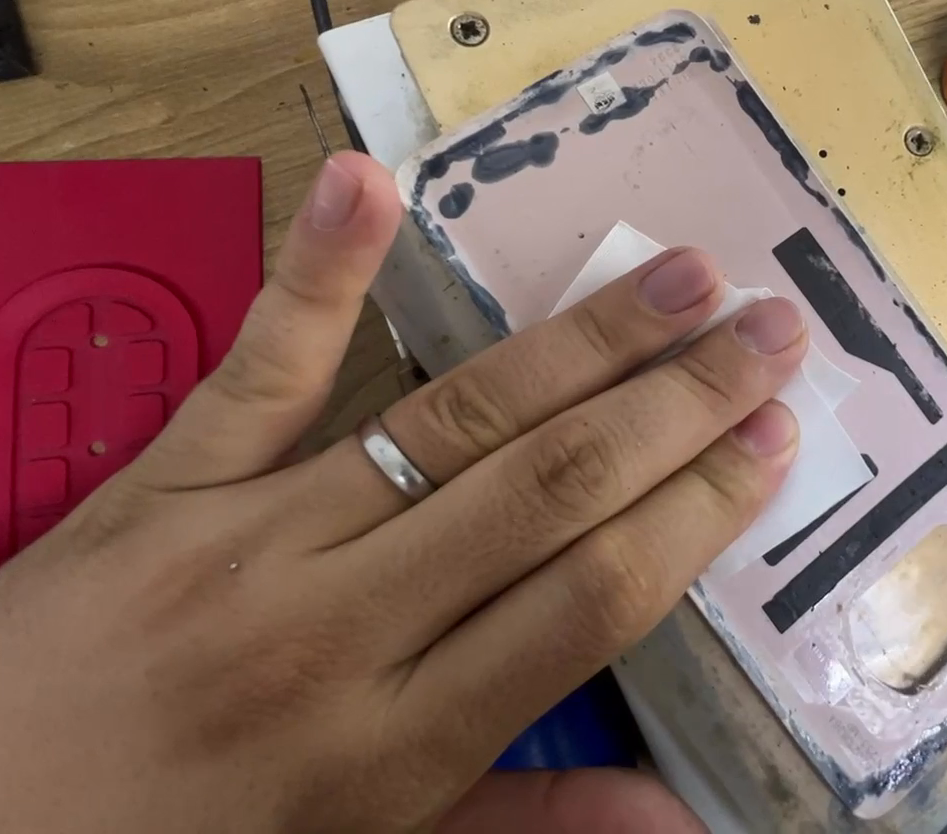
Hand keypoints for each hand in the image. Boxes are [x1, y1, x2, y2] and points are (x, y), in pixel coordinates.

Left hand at [0, 153, 809, 833]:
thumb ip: (533, 832)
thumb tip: (687, 824)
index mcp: (404, 740)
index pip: (597, 597)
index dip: (699, 509)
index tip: (777, 433)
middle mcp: (347, 626)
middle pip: (551, 488)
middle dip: (682, 403)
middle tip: (771, 331)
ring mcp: (254, 535)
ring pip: (455, 420)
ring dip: (585, 342)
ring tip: (685, 278)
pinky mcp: (168, 478)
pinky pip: (260, 366)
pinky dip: (319, 268)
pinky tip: (372, 178)